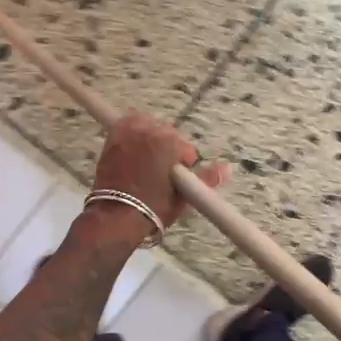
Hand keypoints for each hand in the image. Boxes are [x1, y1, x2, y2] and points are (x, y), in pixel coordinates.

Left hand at [92, 112, 230, 229]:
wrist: (117, 216)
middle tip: (163, 170)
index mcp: (170, 143)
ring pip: (147, 125)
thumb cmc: (154, 208)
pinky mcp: (112, 138)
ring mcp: (129, 133)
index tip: (179, 177)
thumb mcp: (183, 197)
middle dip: (168, 148)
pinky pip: (126, 124)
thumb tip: (227, 168)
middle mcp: (150, 131)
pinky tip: (134, 147)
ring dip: (152, 137)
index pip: (185, 147)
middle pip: (167, 133)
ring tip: (149, 158)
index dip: (184, 162)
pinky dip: (132, 131)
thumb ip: (207, 179)